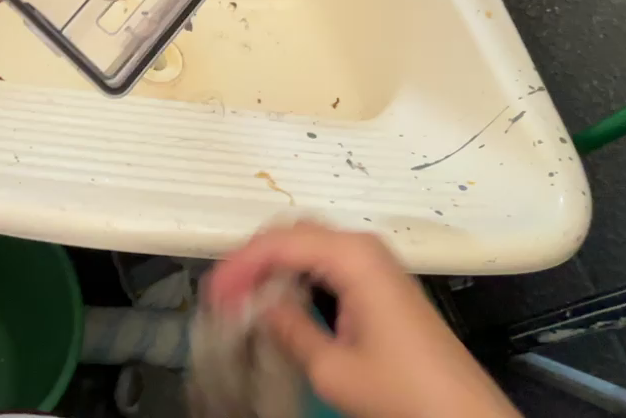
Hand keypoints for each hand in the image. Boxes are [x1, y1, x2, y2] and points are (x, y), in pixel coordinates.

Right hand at [205, 222, 520, 417]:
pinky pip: (326, 260)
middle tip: (227, 290)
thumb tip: (257, 306)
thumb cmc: (410, 394)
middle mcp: (363, 247)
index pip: (279, 242)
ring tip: (248, 295)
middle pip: (293, 231)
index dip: (240, 264)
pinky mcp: (380, 280)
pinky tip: (283, 300)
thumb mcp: (334, 369)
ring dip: (274, 264)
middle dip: (254, 257)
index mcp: (352, 256)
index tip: (215, 290)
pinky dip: (297, 272)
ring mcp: (375, 261)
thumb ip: (288, 329)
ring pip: (308, 242)